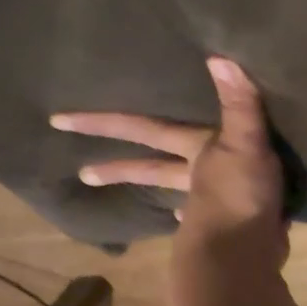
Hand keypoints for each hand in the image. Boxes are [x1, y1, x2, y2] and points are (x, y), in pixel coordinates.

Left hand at [52, 57, 286, 263]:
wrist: (249, 248)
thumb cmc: (240, 193)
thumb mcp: (244, 143)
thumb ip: (239, 105)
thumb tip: (220, 57)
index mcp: (194, 153)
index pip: (144, 130)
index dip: (105, 122)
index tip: (57, 121)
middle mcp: (194, 178)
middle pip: (151, 169)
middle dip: (120, 170)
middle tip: (84, 175)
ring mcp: (211, 207)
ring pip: (179, 194)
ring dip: (164, 195)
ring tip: (156, 205)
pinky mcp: (235, 228)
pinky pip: (217, 220)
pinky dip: (202, 221)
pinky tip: (194, 225)